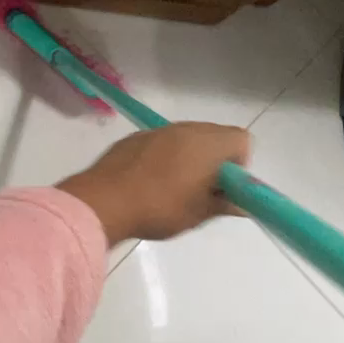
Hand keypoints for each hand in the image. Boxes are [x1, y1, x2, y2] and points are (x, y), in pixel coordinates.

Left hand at [55, 123, 250, 244]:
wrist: (102, 201)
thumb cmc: (158, 208)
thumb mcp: (198, 214)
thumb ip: (225, 205)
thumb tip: (241, 204)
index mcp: (207, 143)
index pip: (242, 140)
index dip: (240, 164)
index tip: (225, 188)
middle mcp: (184, 128)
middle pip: (214, 135)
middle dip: (215, 160)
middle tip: (202, 190)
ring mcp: (156, 130)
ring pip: (186, 137)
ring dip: (189, 157)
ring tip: (173, 188)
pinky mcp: (133, 138)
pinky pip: (160, 142)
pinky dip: (164, 156)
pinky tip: (149, 181)